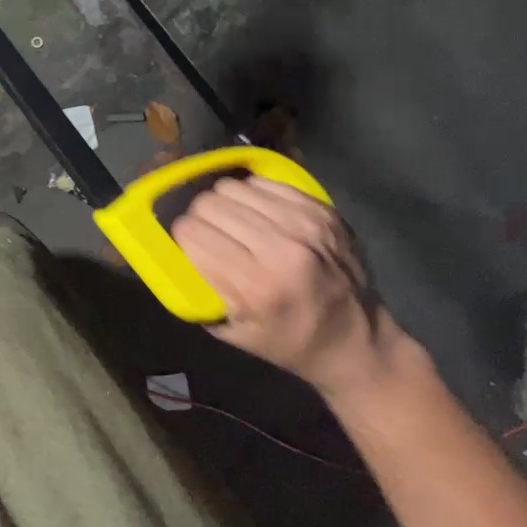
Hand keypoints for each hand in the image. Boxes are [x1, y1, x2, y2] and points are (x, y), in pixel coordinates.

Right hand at [171, 177, 413, 396]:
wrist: (359, 343)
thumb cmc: (287, 342)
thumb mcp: (231, 332)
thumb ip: (196, 289)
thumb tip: (167, 249)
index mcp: (256, 285)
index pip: (191, 232)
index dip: (182, 238)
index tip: (188, 248)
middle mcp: (283, 250)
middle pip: (209, 204)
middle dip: (200, 218)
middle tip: (210, 236)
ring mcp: (307, 226)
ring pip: (233, 188)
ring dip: (226, 204)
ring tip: (234, 224)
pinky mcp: (322, 211)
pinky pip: (264, 183)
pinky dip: (253, 195)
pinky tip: (260, 215)